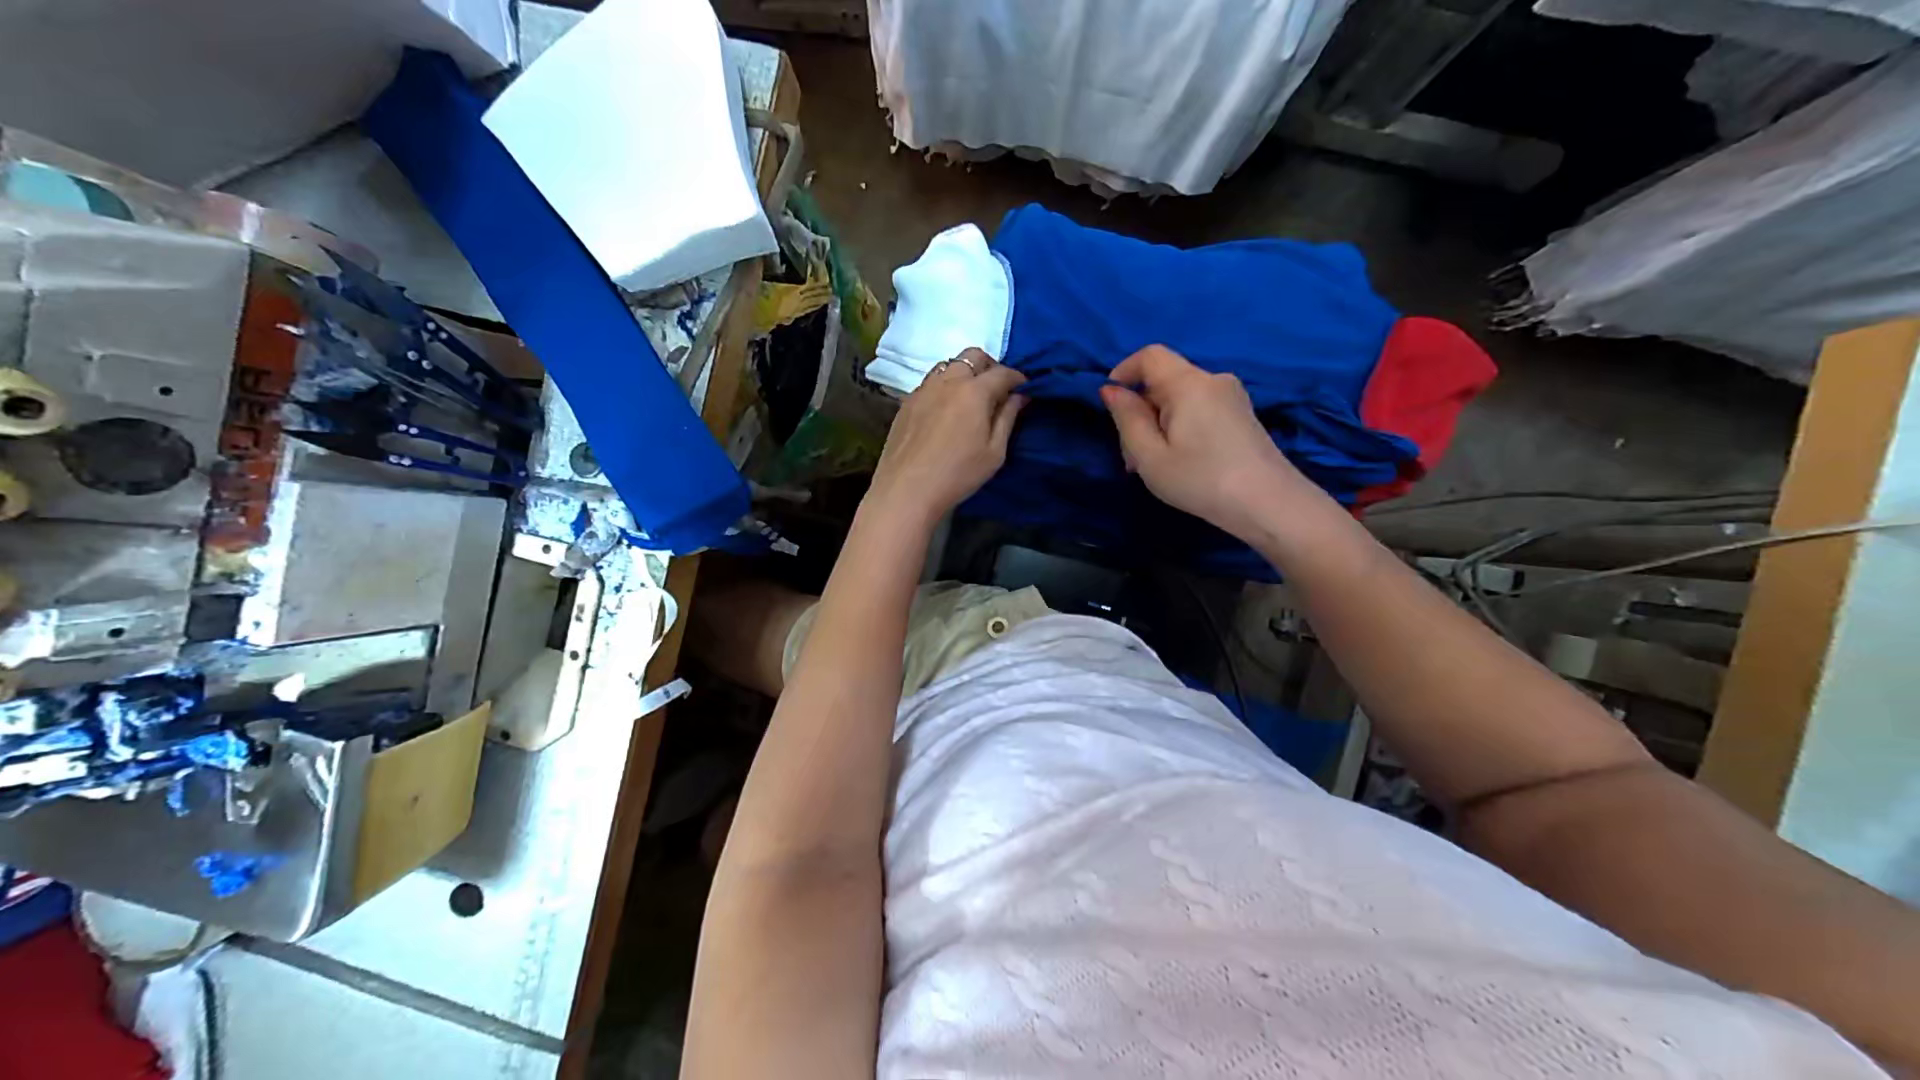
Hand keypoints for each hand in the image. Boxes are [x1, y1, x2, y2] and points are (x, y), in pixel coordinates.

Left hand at [866, 348, 1026, 524]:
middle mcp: (948, 381)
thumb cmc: (958, 474)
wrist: (906, 490)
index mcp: (974, 391)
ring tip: (969, 398)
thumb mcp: (994, 452)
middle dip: (990, 366)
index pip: (1003, 372)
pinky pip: (930, 383)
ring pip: (948, 365)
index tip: (1025, 389)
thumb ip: (1008, 418)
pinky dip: (943, 387)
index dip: (1018, 378)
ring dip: (964, 373)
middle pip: (972, 356)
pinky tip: (945, 411)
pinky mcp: (906, 402)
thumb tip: (1019, 396)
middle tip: (997, 389)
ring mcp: (923, 389)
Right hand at [1100, 344, 1326, 542]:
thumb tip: (1112, 390)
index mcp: (1188, 383)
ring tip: (1154, 465)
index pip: (1150, 355)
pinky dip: (1180, 427)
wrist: (1267, 504)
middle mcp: (1213, 380)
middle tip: (1131, 456)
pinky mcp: (1242, 415)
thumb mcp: (1150, 455)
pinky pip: (1199, 409)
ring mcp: (1232, 397)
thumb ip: (1127, 418)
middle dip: (1140, 411)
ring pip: (1181, 399)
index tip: (1110, 404)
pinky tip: (1179, 462)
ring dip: (1158, 424)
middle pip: (1164, 381)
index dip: (1124, 371)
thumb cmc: (1200, 479)